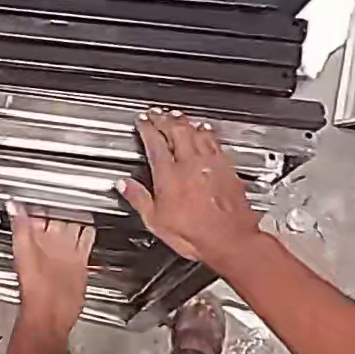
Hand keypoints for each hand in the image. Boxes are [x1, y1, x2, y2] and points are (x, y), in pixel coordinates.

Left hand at [7, 202, 94, 340]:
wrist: (50, 312)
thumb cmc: (34, 287)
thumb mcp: (23, 251)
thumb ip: (20, 227)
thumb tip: (12, 205)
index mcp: (35, 239)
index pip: (39, 214)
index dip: (43, 201)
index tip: (47, 187)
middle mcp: (51, 244)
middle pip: (60, 218)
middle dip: (65, 205)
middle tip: (72, 189)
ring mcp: (66, 252)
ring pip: (74, 227)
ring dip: (79, 216)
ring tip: (85, 201)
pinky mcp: (79, 261)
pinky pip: (86, 241)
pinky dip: (90, 232)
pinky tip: (92, 224)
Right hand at [117, 110, 266, 270]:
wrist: (230, 240)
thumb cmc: (196, 234)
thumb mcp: (156, 222)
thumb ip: (139, 199)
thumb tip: (124, 185)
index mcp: (169, 175)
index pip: (155, 142)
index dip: (147, 128)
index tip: (142, 121)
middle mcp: (190, 164)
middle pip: (176, 130)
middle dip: (164, 118)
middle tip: (157, 113)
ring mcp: (210, 164)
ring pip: (196, 132)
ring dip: (185, 121)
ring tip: (178, 115)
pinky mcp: (227, 168)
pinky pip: (214, 141)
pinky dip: (206, 131)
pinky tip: (205, 129)